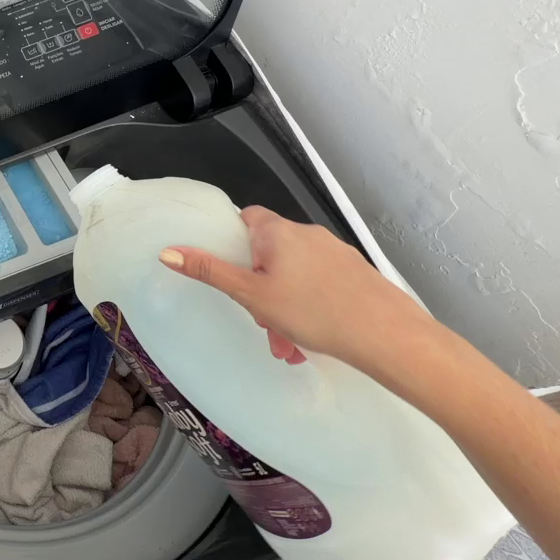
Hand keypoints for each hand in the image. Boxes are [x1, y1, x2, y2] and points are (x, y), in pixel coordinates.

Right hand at [159, 207, 433, 374]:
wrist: (392, 339)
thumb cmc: (316, 312)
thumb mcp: (251, 295)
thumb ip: (209, 271)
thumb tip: (168, 252)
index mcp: (278, 232)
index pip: (247, 217)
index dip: (234, 240)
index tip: (231, 268)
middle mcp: (309, 234)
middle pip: (270, 252)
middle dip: (259, 286)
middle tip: (259, 319)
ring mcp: (338, 254)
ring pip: (296, 274)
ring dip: (283, 303)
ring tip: (286, 343)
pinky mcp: (359, 275)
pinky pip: (322, 285)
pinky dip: (311, 306)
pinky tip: (312, 338)